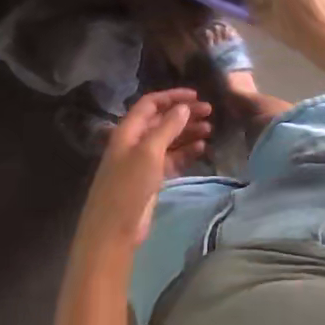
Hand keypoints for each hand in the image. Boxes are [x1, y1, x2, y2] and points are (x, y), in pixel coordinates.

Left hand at [78, 89, 212, 248]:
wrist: (114, 229)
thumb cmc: (128, 185)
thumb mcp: (149, 152)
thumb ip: (167, 128)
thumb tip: (183, 108)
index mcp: (128, 130)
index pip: (150, 104)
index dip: (172, 97)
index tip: (196, 96)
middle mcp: (135, 142)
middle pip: (162, 120)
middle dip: (184, 114)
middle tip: (209, 112)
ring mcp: (144, 161)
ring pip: (169, 139)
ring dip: (188, 132)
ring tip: (210, 129)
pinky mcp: (152, 178)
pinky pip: (172, 159)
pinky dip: (186, 152)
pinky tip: (202, 148)